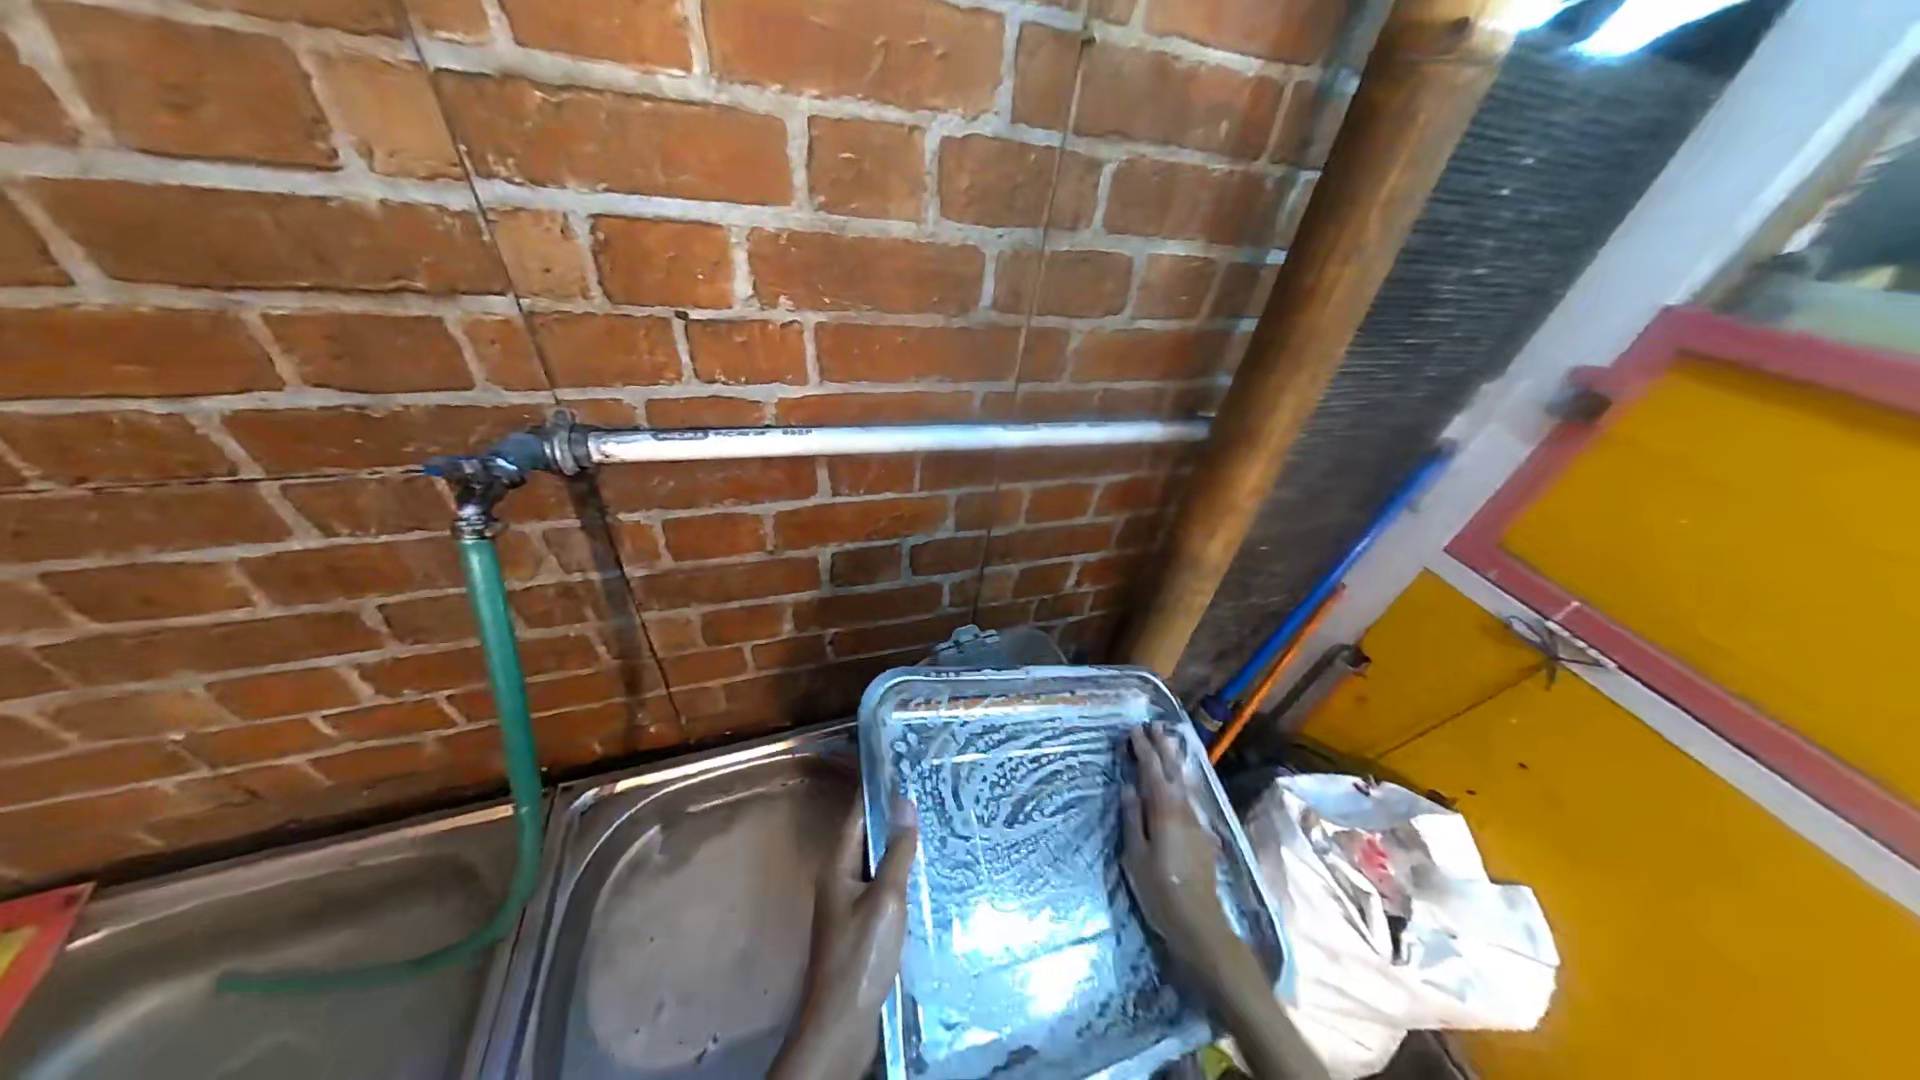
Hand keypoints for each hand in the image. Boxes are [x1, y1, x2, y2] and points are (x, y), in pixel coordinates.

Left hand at [770, 800, 917, 1079]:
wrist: (842, 1022)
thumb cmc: (861, 955)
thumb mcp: (885, 898)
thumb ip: (896, 852)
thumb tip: (904, 801)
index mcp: (837, 866)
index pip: (857, 815)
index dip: (877, 790)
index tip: (903, 767)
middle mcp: (838, 879)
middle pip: (866, 837)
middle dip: (893, 816)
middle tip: (928, 793)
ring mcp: (848, 904)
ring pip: (875, 863)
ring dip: (898, 846)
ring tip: (933, 825)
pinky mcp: (860, 925)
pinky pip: (880, 886)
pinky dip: (900, 874)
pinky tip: (924, 873)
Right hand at [1122, 724, 1238, 968]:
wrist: (1199, 924)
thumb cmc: (1159, 890)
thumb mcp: (1135, 855)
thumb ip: (1132, 819)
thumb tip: (1129, 788)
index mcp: (1165, 812)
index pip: (1153, 773)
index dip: (1144, 751)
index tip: (1134, 731)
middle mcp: (1185, 811)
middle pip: (1174, 772)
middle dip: (1163, 747)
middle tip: (1154, 725)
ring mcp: (1197, 823)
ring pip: (1186, 782)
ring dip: (1175, 760)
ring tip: (1168, 742)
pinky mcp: (1203, 835)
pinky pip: (1191, 796)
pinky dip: (1182, 780)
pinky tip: (1180, 781)